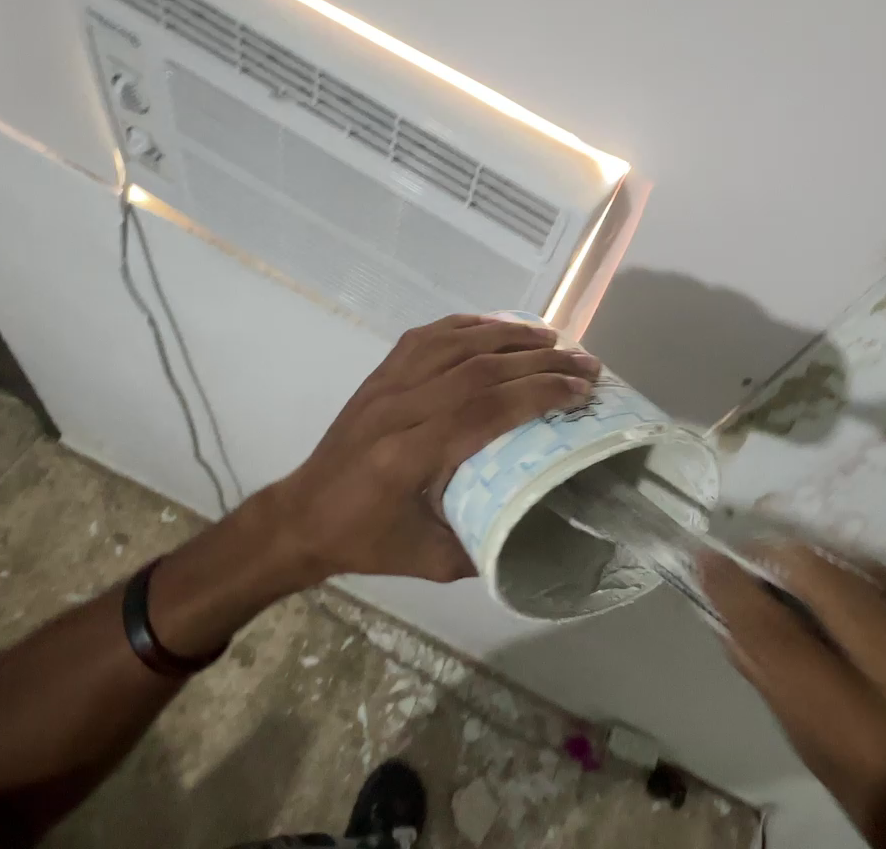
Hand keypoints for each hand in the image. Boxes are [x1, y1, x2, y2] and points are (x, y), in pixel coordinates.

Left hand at [269, 314, 599, 582]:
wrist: (301, 515)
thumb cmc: (365, 541)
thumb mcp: (427, 561)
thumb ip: (481, 547)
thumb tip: (536, 525)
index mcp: (407, 456)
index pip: (483, 409)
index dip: (537, 393)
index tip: (580, 391)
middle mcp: (398, 409)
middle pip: (478, 369)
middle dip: (539, 362)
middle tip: (585, 364)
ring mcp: (385, 385)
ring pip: (455, 343)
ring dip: (510, 336)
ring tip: (553, 341)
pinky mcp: (380, 375)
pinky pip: (428, 336)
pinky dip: (469, 325)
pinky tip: (499, 326)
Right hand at [702, 544, 885, 848]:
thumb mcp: (839, 782)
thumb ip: (786, 701)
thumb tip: (734, 629)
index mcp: (881, 746)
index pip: (786, 644)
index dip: (738, 593)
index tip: (706, 560)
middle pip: (835, 586)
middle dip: (783, 558)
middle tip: (750, 553)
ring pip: (876, 575)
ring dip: (826, 565)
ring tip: (796, 569)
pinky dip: (876, 589)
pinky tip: (860, 601)